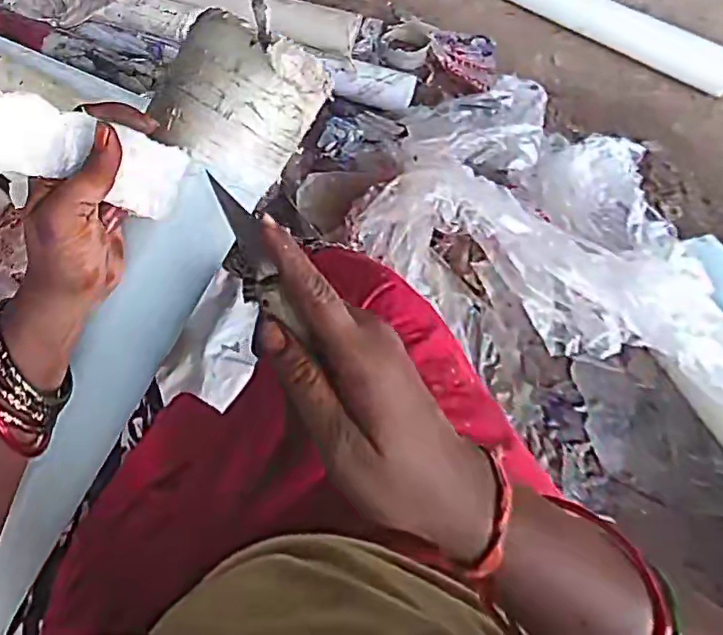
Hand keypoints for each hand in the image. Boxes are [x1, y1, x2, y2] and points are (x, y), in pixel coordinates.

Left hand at [9, 104, 157, 385]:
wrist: (71, 297)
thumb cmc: (54, 261)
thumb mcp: (65, 213)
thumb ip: (89, 175)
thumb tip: (106, 135)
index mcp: (51, 170)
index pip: (74, 128)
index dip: (100, 118)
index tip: (124, 120)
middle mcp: (72, 175)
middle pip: (101, 137)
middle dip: (124, 129)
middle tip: (147, 130)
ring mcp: (94, 189)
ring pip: (119, 158)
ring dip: (138, 153)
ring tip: (154, 148)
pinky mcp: (113, 205)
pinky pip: (132, 183)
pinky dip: (145, 178)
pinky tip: (154, 173)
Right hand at [255, 217, 498, 562]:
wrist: (464, 501)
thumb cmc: (398, 482)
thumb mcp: (339, 443)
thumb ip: (302, 380)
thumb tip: (269, 327)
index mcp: (361, 352)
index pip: (313, 291)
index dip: (285, 254)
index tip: (262, 221)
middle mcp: (371, 332)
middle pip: (310, 298)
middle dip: (275, 300)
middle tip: (259, 347)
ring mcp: (378, 338)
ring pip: (318, 313)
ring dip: (290, 322)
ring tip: (284, 373)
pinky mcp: (378, 349)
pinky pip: (330, 327)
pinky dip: (306, 334)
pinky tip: (304, 369)